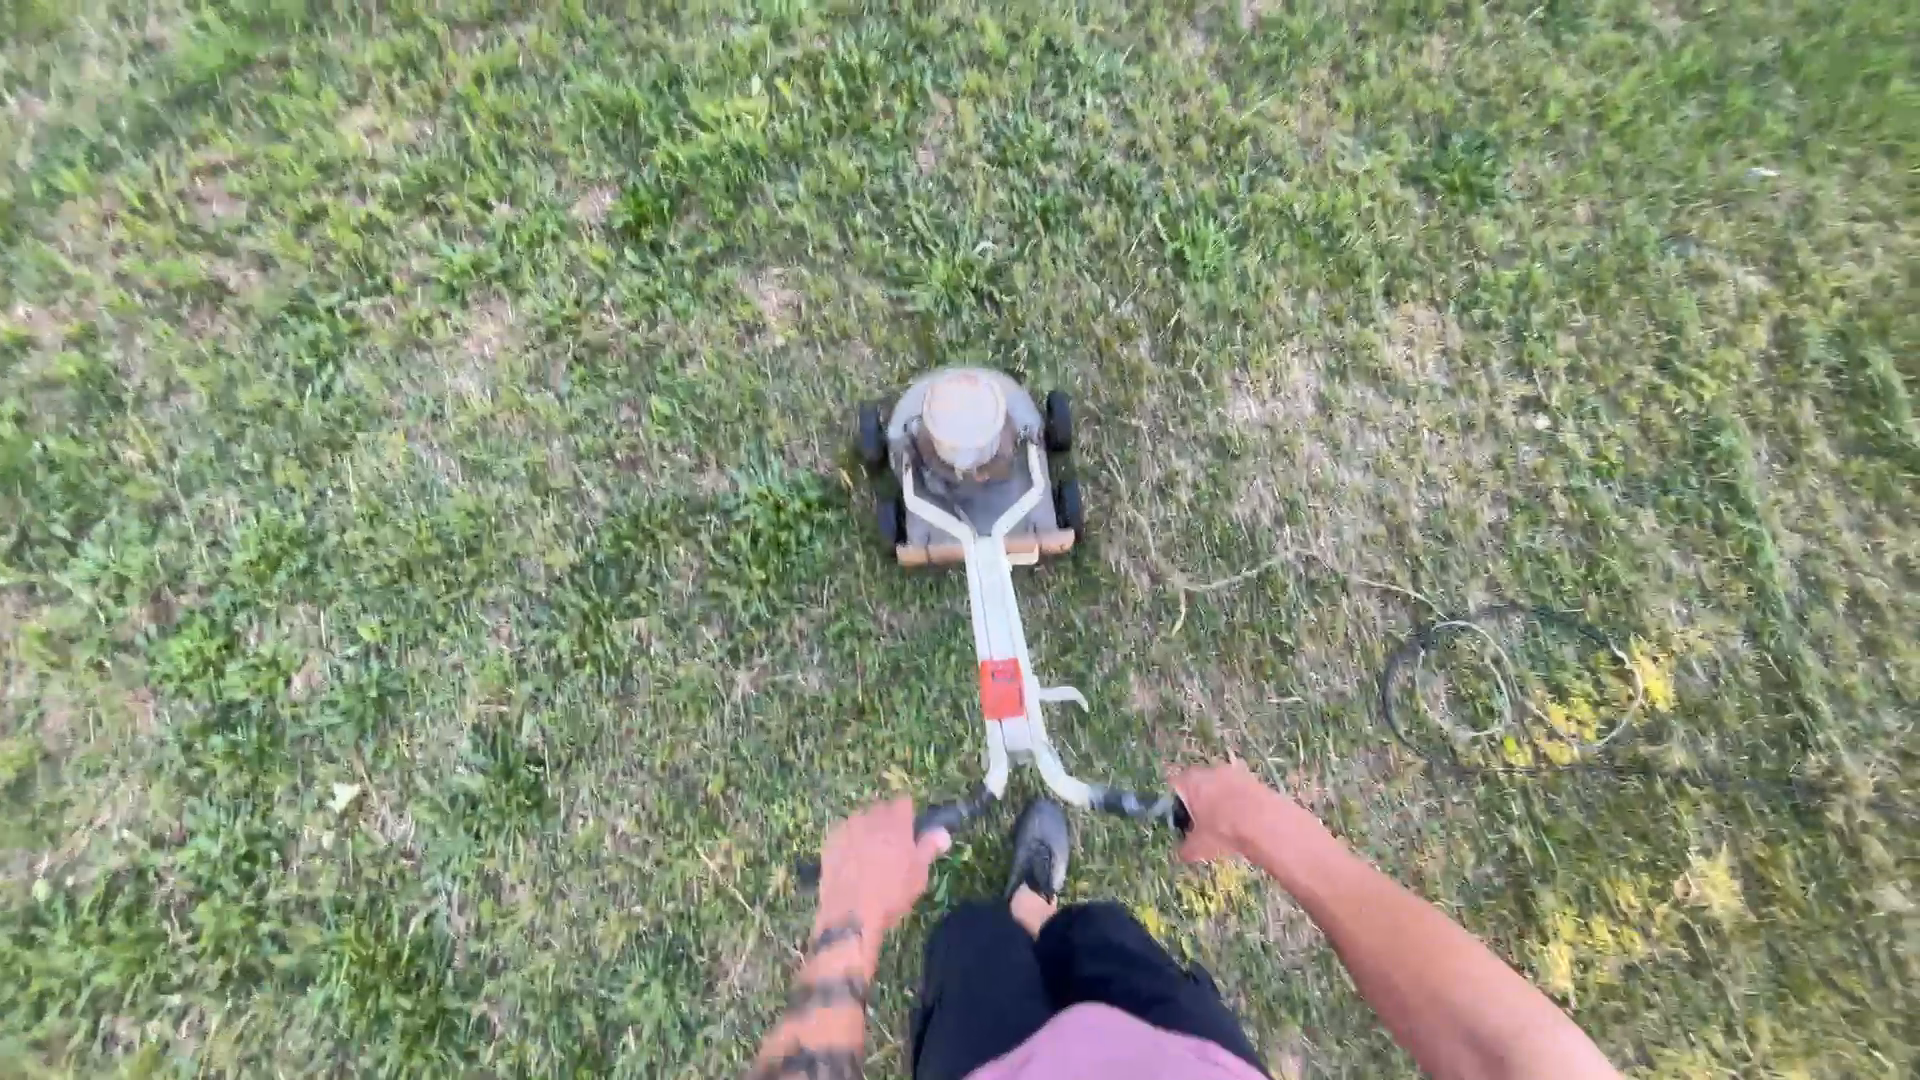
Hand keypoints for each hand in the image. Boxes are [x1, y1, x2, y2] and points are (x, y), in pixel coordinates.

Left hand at [814, 798, 950, 948]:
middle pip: (882, 808)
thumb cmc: (891, 895)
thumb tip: (942, 832)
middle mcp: (871, 815)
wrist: (850, 916)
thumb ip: (929, 846)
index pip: (904, 801)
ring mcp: (848, 826)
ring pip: (861, 819)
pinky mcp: (829, 840)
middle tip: (891, 848)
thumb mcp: (918, 874)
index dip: (908, 816)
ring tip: (868, 857)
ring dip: (867, 830)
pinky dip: (849, 841)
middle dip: (887, 821)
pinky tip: (850, 862)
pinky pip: (844, 832)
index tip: (909, 833)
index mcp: (895, 820)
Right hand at [1170, 760, 1296, 863]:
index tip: (1182, 822)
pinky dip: (1239, 802)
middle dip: (1199, 802)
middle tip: (1204, 824)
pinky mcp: (1253, 778)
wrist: (1265, 824)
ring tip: (1227, 825)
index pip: (1173, 787)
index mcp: (1189, 781)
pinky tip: (1245, 821)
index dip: (1175, 805)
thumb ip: (1186, 848)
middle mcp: (1208, 770)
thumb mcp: (1199, 846)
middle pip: (1197, 784)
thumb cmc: (1222, 830)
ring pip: (1220, 786)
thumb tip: (1183, 853)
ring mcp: (1233, 771)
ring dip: (1221, 801)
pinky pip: (1239, 790)